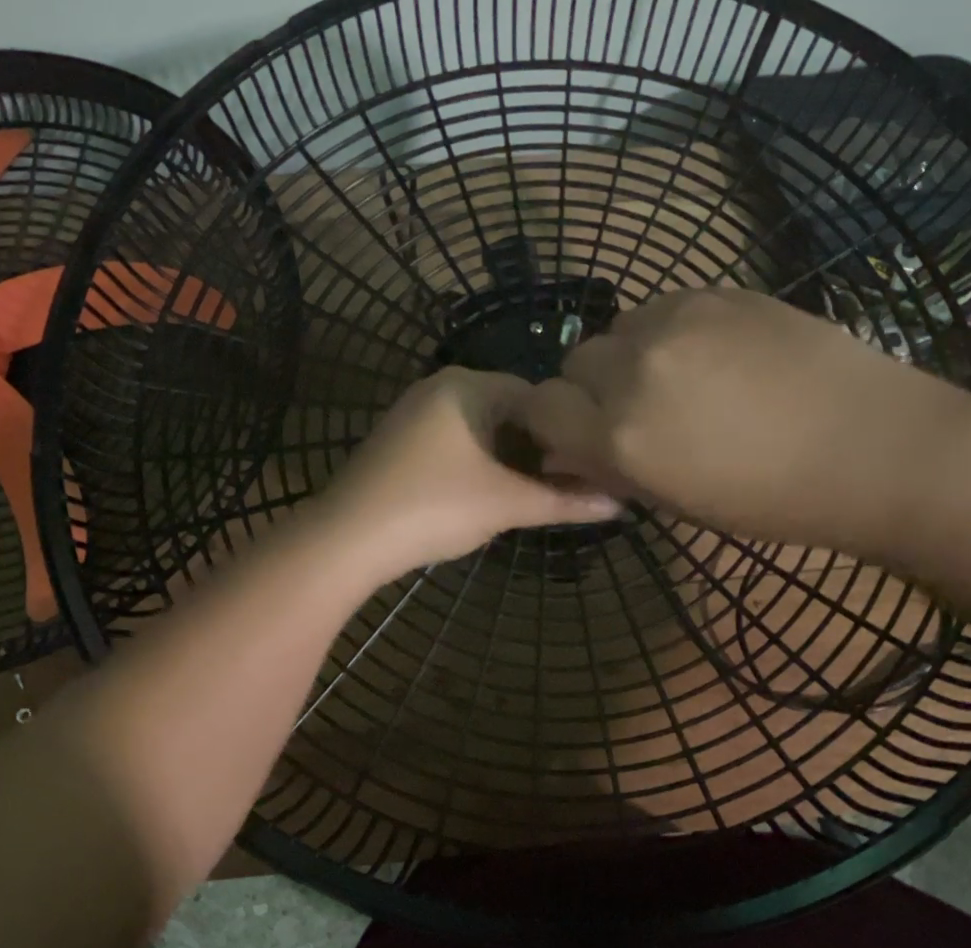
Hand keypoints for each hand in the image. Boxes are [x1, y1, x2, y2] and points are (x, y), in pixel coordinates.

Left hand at [324, 367, 620, 571]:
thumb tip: (621, 506)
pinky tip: (492, 495)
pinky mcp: (399, 443)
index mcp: (469, 386)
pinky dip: (479, 465)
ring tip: (538, 494)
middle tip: (570, 484)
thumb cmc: (435, 507)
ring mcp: (414, 414)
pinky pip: (455, 443)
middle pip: (509, 411)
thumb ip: (565, 501)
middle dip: (539, 447)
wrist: (348, 538)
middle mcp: (440, 387)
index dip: (568, 430)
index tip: (591, 465)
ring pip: (481, 430)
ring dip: (510, 460)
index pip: (538, 395)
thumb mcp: (507, 504)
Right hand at [519, 288, 970, 551]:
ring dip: (628, 354)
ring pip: (618, 328)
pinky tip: (713, 355)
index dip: (549, 420)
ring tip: (676, 379)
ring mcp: (677, 321)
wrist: (874, 447)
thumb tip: (568, 448)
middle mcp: (634, 369)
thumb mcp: (676, 501)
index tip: (572, 433)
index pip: (539, 406)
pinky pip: (664, 307)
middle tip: (632, 411)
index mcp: (620, 434)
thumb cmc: (774, 500)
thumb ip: (611, 468)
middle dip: (589, 388)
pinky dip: (669, 331)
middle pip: (574, 361)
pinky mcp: (719, 293)